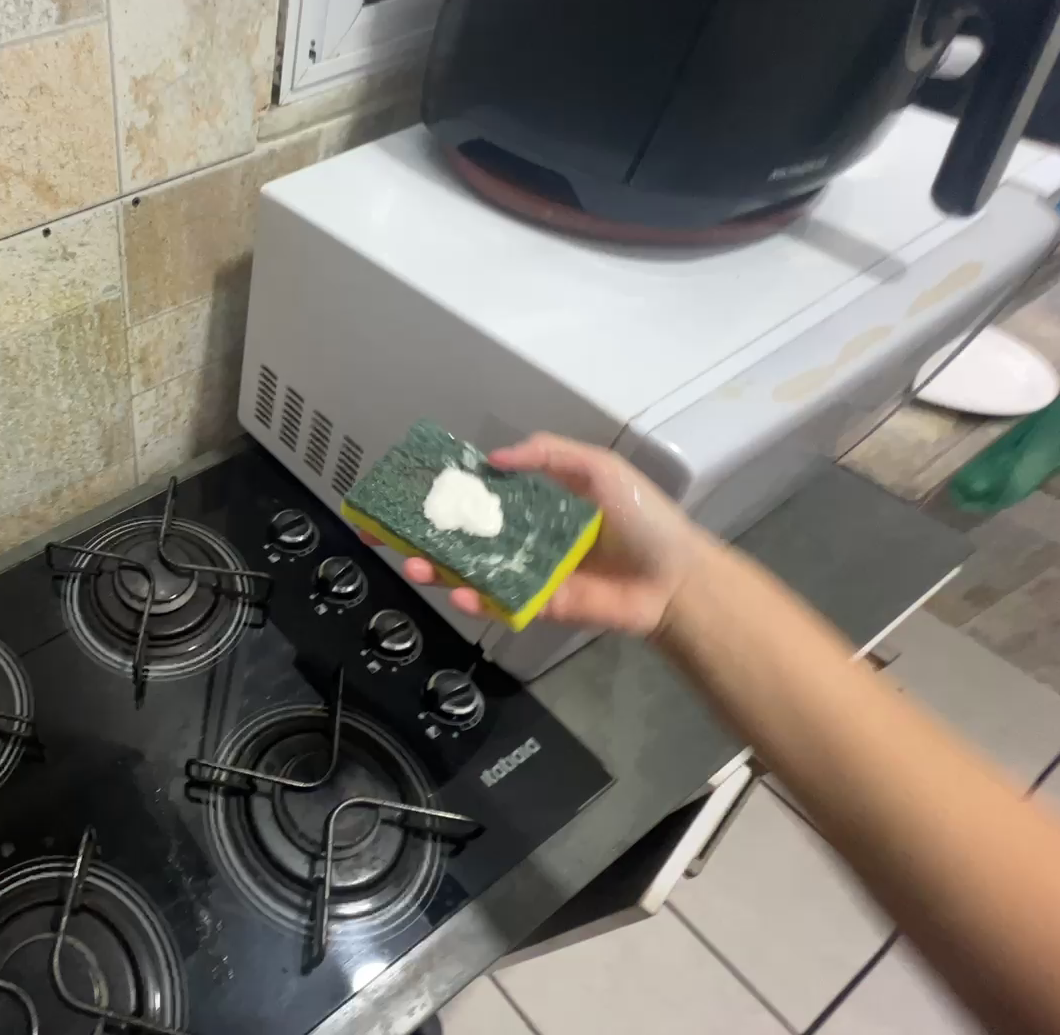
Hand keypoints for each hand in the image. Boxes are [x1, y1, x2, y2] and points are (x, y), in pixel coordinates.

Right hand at [379, 433, 706, 635]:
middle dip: (415, 536)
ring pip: (464, 571)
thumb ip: (549, 454)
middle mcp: (514, 538)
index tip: (401, 492)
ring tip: (413, 564)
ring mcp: (520, 573)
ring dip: (434, 568)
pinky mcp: (533, 605)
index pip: (470, 497)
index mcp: (526, 505)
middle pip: (454, 537)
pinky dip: (473, 600)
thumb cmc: (641, 518)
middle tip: (381, 534)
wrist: (677, 578)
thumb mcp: (598, 469)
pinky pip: (495, 603)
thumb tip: (493, 457)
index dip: (434, 495)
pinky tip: (459, 594)